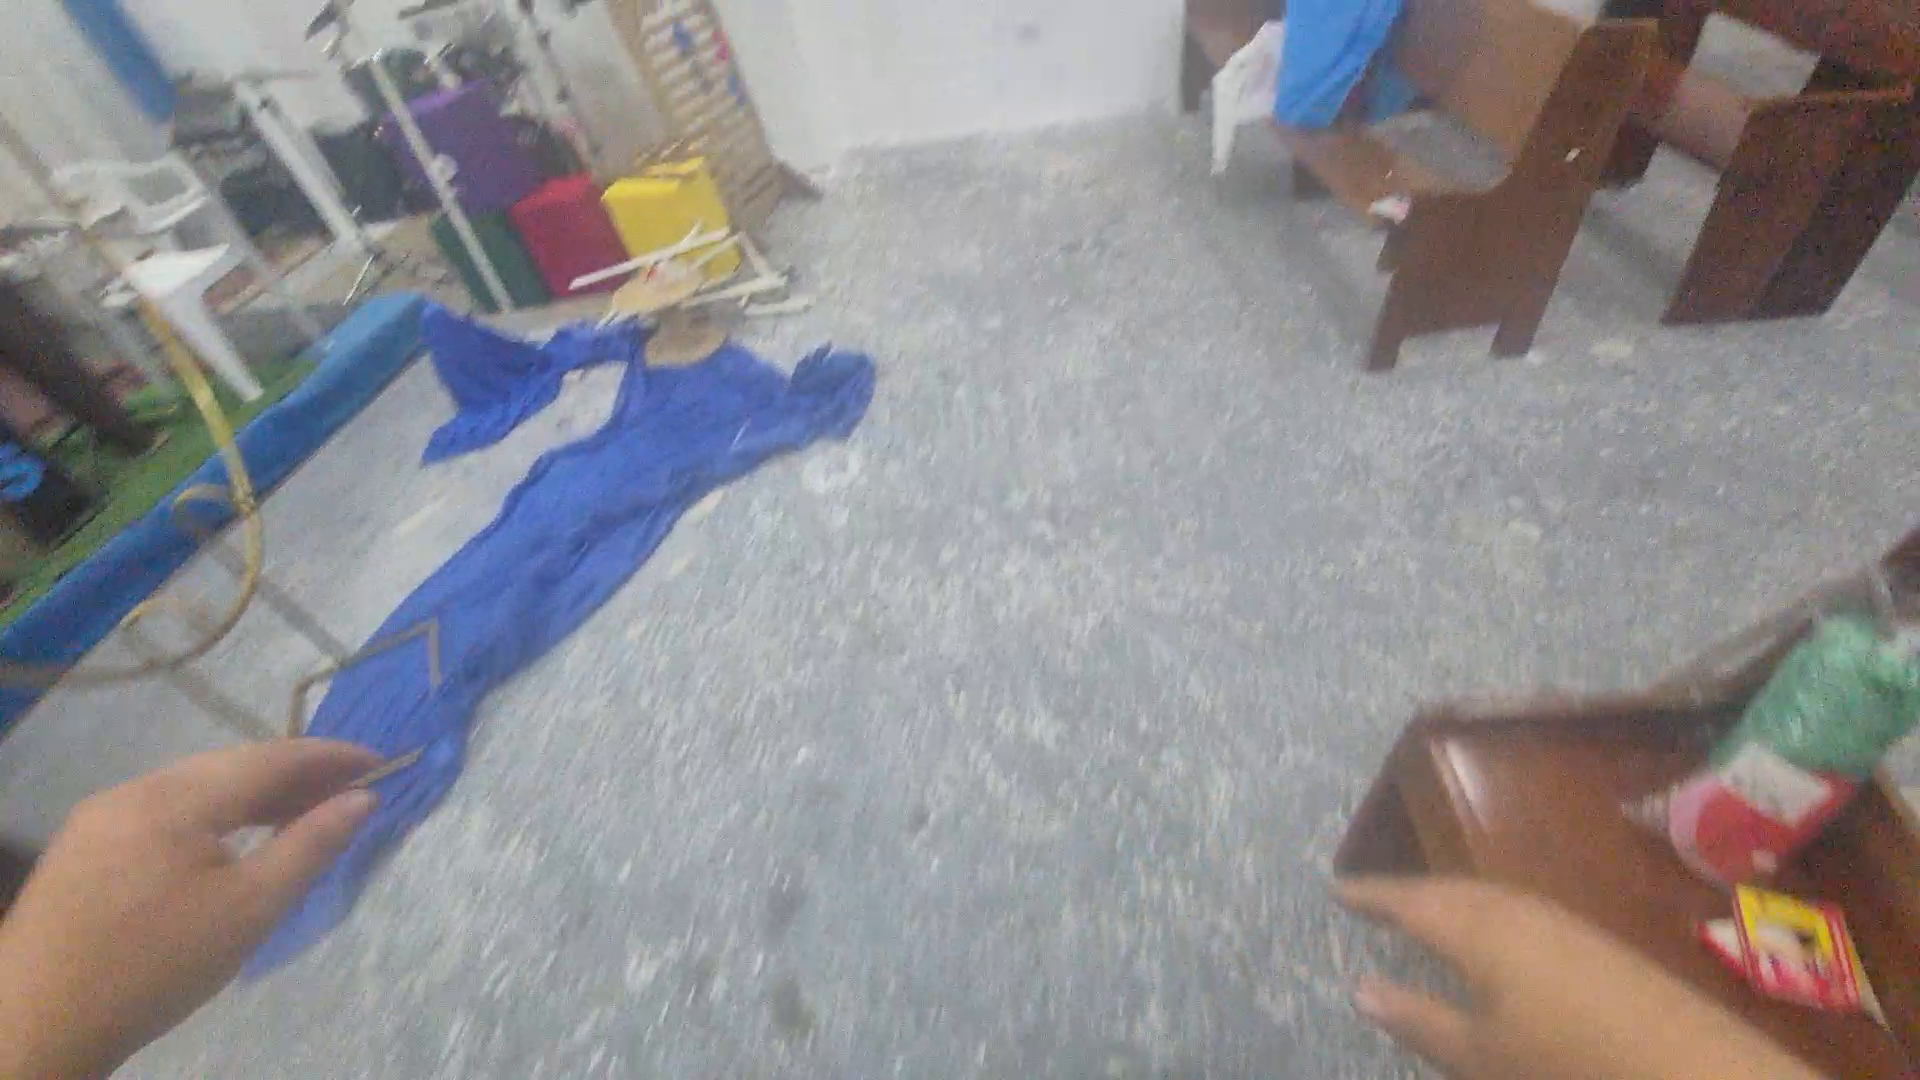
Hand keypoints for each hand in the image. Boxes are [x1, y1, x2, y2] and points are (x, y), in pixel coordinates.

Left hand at [0, 739, 379, 1079]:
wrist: (23, 1039)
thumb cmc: (153, 965)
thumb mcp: (253, 907)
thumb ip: (315, 842)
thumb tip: (365, 797)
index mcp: (172, 801)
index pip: (272, 758)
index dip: (334, 756)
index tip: (385, 764)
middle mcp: (135, 792)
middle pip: (238, 763)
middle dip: (303, 771)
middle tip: (356, 787)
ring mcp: (105, 816)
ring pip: (208, 782)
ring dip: (266, 790)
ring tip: (314, 809)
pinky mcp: (91, 843)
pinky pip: (178, 805)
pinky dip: (228, 808)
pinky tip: (251, 830)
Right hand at [1335, 876, 1828, 1079]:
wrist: (1711, 1077)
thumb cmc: (1575, 1066)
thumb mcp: (1486, 1057)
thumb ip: (1419, 1019)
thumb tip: (1358, 987)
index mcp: (1474, 929)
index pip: (1405, 901)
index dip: (1368, 895)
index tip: (1334, 888)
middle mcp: (1509, 908)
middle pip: (1442, 889)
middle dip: (1404, 891)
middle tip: (1371, 897)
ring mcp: (1556, 919)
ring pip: (1480, 893)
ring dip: (1443, 897)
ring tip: (1420, 909)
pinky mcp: (1593, 939)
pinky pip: (1513, 906)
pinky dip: (1482, 909)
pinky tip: (1491, 932)